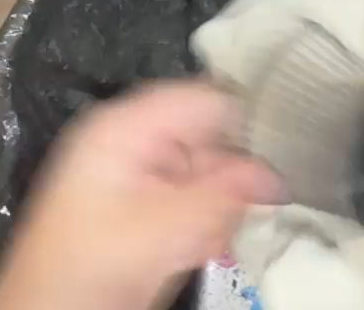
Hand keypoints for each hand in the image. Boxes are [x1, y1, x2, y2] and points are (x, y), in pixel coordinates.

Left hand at [0, 81, 284, 309]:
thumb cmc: (87, 266)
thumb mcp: (160, 230)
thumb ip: (219, 197)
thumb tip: (272, 175)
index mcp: (125, 124)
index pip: (199, 97)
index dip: (240, 120)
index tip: (276, 150)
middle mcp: (128, 137)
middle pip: (201, 136)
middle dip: (225, 179)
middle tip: (234, 218)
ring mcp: (129, 170)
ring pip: (196, 172)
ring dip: (212, 209)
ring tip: (202, 241)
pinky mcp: (132, 202)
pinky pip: (182, 199)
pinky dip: (196, 224)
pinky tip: (192, 249)